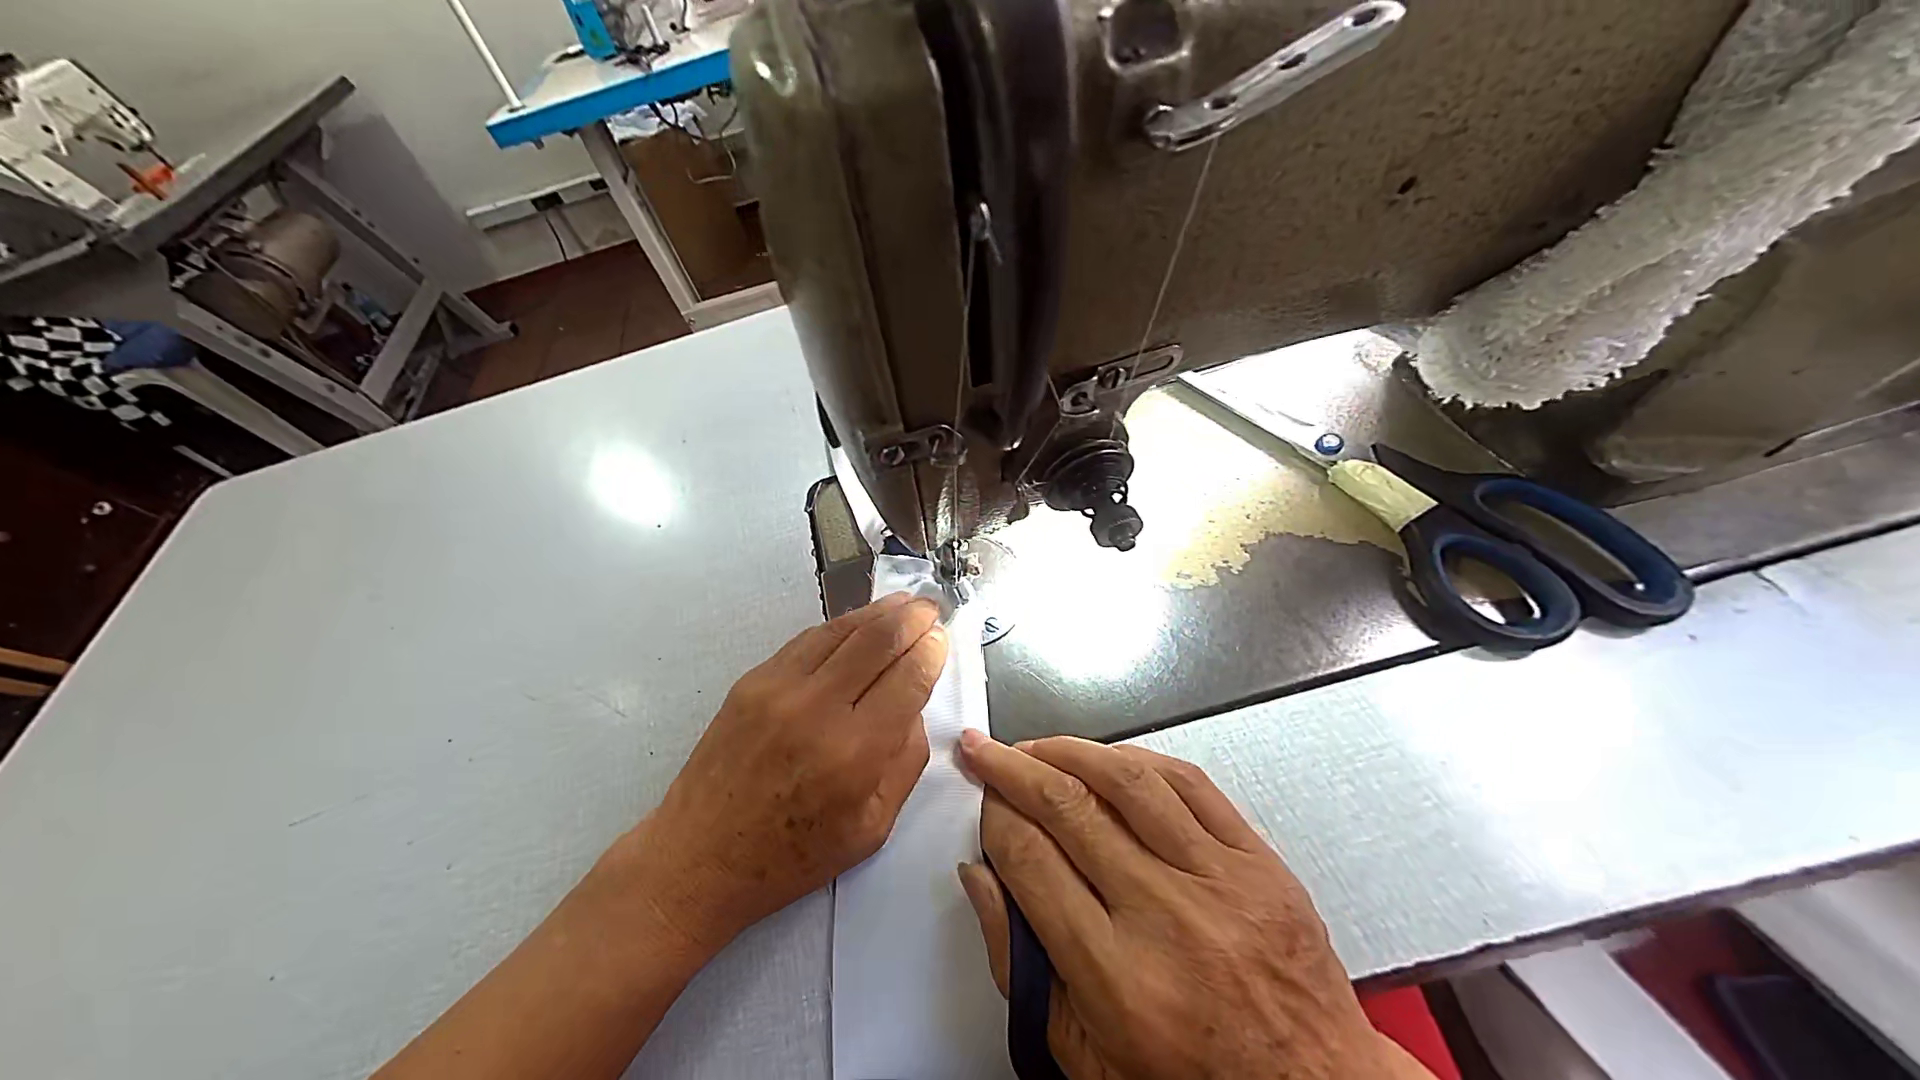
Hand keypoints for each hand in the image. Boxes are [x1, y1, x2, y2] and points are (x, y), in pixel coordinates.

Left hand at [613, 593, 948, 953]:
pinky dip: (839, 626)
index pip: (909, 679)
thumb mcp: (872, 828)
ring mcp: (779, 689)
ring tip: (903, 603)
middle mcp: (817, 710)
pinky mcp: (752, 681)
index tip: (943, 639)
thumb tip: (915, 708)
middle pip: (878, 640)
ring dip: (879, 611)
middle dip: (913, 618)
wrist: (699, 855)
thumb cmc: (790, 856)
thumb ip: (905, 763)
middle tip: (931, 608)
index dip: (932, 652)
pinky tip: (857, 623)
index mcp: (855, 753)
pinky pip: (807, 639)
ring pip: (842, 630)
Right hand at [956, 733, 1432, 1079]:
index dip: (996, 818)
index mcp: (1117, 976)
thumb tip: (982, 877)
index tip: (985, 802)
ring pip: (1127, 782)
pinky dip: (1138, 759)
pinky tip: (1109, 756)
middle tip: (988, 752)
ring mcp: (1218, 880)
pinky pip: (1190, 783)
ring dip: (1070, 751)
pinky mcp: (1257, 861)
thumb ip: (1018, 963)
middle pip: (1069, 808)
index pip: (1032, 861)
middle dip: (1014, 769)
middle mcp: (1166, 916)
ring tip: (1037, 745)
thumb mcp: (1083, 1053)